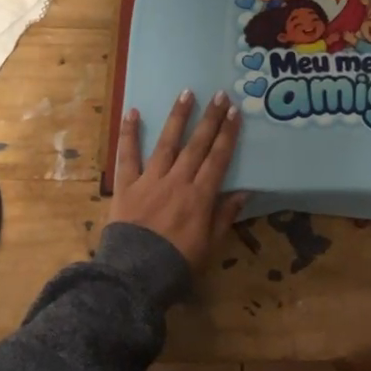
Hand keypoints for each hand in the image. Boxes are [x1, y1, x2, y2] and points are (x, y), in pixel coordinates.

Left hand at [111, 90, 249, 270]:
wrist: (134, 277)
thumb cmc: (177, 264)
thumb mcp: (209, 245)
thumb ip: (224, 216)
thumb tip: (244, 191)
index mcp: (200, 196)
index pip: (218, 159)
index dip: (228, 134)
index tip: (235, 112)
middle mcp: (177, 181)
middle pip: (197, 145)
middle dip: (210, 118)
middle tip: (220, 95)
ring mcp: (150, 180)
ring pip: (167, 143)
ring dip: (178, 117)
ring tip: (187, 93)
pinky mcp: (126, 186)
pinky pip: (127, 156)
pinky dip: (129, 133)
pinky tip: (133, 111)